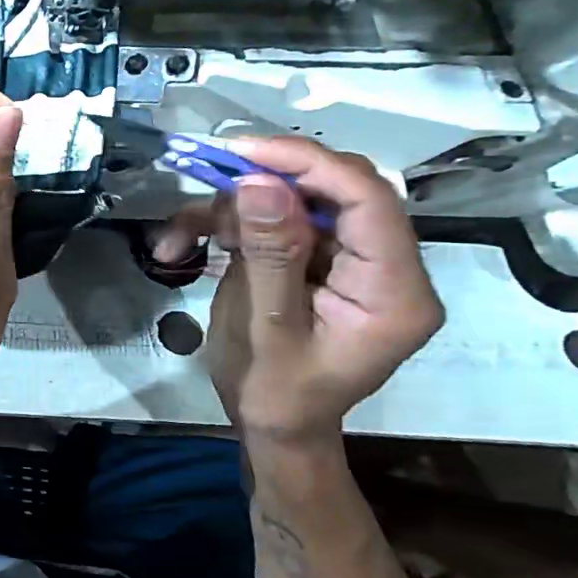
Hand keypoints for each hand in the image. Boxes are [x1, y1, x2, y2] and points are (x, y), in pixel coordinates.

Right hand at [157, 138, 441, 442]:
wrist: (273, 426)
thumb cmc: (274, 394)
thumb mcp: (266, 329)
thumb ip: (270, 254)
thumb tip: (260, 180)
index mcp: (395, 291)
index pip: (368, 199)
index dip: (309, 163)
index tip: (243, 151)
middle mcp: (385, 264)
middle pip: (335, 188)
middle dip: (265, 180)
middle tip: (208, 180)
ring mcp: (351, 257)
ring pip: (297, 198)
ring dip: (233, 208)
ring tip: (182, 237)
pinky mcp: (319, 255)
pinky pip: (276, 218)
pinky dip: (227, 225)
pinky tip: (182, 245)